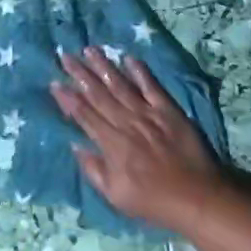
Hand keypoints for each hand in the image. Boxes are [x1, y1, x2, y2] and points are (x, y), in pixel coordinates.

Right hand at [53, 47, 227, 232]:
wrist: (195, 196)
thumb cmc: (152, 200)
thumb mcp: (115, 196)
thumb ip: (94, 170)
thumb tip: (76, 146)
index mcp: (111, 144)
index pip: (85, 115)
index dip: (68, 99)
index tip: (55, 82)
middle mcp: (126, 123)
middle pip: (99, 94)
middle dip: (80, 74)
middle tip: (65, 55)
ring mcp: (148, 114)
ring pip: (121, 85)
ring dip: (104, 66)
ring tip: (90, 49)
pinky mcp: (169, 110)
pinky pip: (151, 87)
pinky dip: (140, 72)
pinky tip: (128, 58)